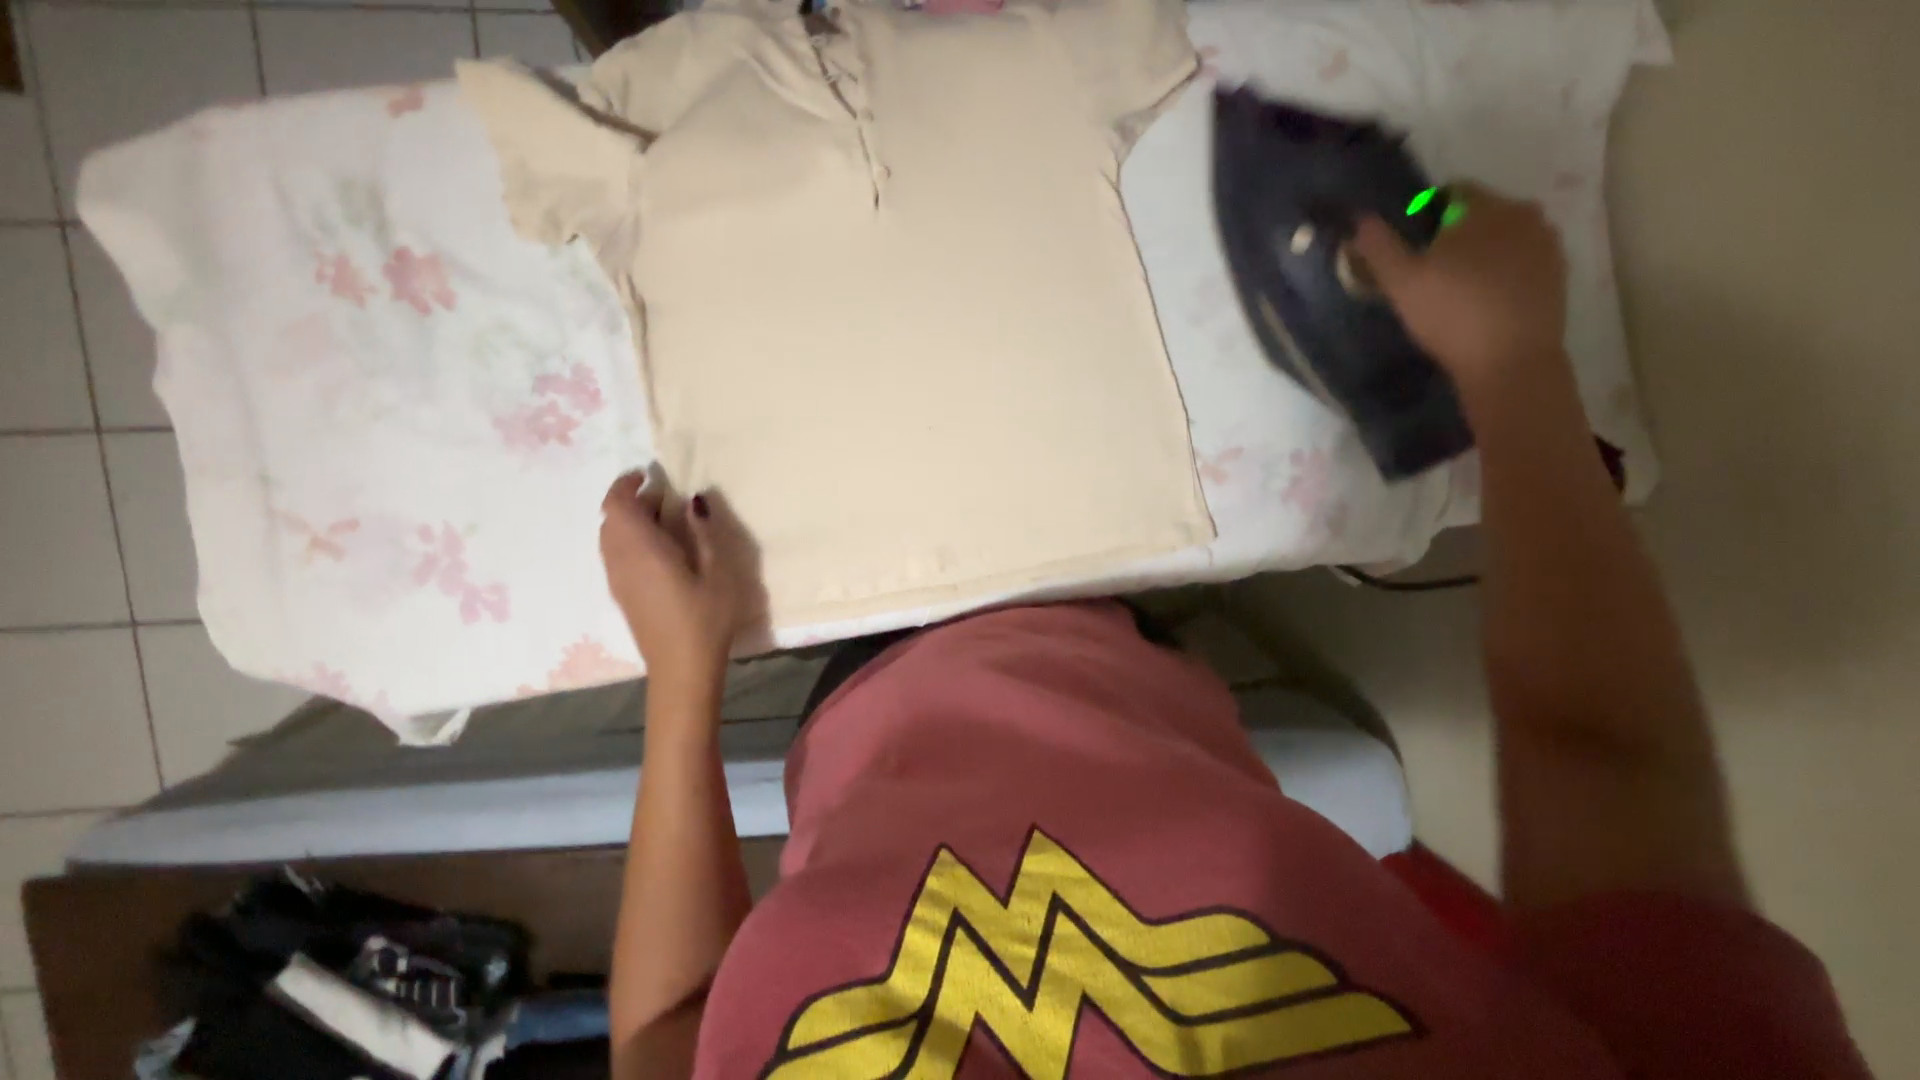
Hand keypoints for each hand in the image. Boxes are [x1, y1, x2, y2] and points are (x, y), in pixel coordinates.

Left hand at [598, 469, 760, 687]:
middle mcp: (620, 559)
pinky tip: (661, 553)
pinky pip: (616, 555)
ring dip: (630, 522)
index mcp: (641, 547)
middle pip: (611, 519)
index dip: (627, 483)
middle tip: (667, 499)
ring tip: (665, 523)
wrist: (682, 668)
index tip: (651, 476)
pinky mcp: (622, 596)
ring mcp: (618, 580)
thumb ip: (704, 531)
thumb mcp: (719, 571)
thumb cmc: (705, 617)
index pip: (617, 503)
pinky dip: (630, 541)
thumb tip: (693, 501)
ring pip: (610, 538)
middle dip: (632, 502)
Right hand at [1349, 183, 1570, 396]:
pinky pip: (1523, 260)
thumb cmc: (1451, 315)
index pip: (1453, 191)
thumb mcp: (1401, 282)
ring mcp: (1548, 243)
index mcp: (1486, 206)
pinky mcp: (1559, 273)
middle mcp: (1525, 213)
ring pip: (1505, 237)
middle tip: (1433, 272)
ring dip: (1483, 252)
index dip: (1427, 215)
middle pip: (1482, 213)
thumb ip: (1379, 245)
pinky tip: (1486, 302)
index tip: (1413, 248)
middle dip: (1458, 233)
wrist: (1511, 362)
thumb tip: (1360, 219)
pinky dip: (1505, 272)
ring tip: (1460, 289)